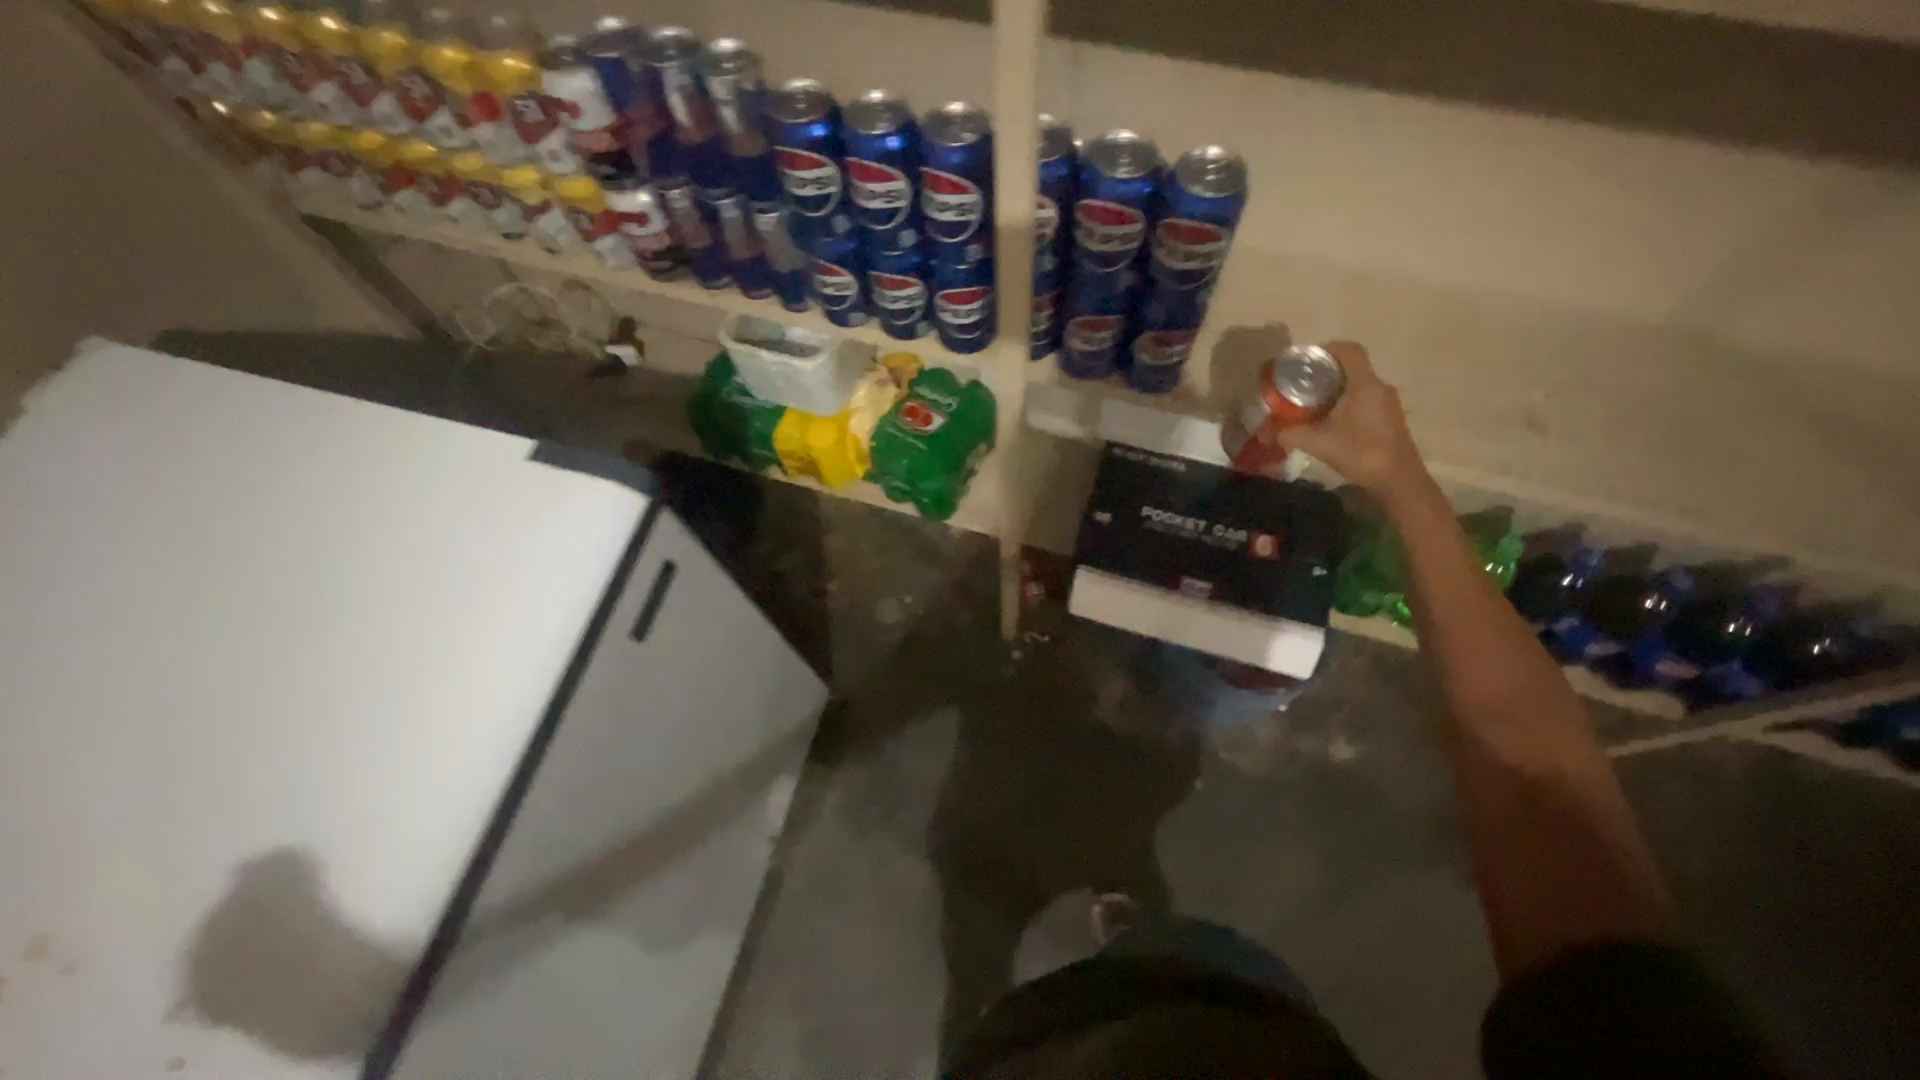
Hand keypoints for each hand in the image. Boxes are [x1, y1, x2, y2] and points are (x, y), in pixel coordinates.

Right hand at [1270, 341, 1426, 498]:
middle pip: (1352, 367)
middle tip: (1301, 384)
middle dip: (1326, 372)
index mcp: (1365, 384)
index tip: (1306, 361)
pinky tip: (1330, 422)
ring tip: (1311, 404)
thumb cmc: (1361, 453)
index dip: (1327, 349)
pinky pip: (1364, 400)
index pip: (1350, 350)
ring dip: (1336, 390)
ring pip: (1358, 385)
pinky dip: (1346, 403)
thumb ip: (1291, 434)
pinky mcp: (1389, 419)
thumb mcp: (1319, 443)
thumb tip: (1268, 432)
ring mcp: (1388, 403)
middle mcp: (1379, 387)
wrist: (1398, 481)